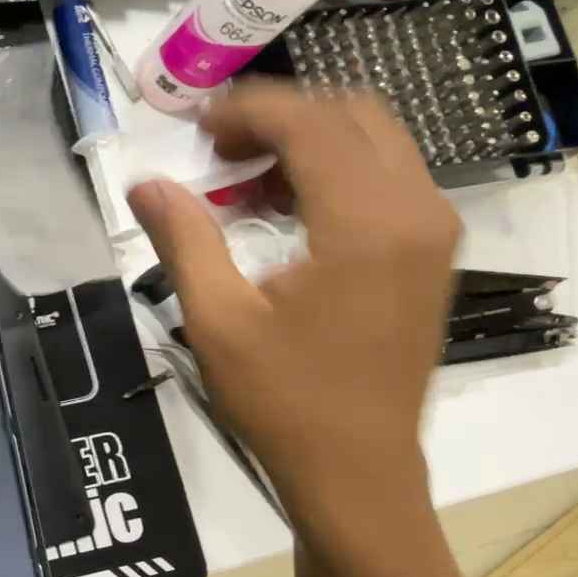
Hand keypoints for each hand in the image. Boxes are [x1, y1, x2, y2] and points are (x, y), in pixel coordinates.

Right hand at [125, 83, 461, 503]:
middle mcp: (416, 209)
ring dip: (304, 144)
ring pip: (374, 143)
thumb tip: (146, 184)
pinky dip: (329, 174)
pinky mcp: (428, 253)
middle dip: (279, 117)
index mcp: (365, 222)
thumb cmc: (281, 399)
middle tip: (212, 149)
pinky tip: (277, 212)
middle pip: (353, 116)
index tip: (191, 123)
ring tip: (235, 183)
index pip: (312, 124)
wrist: (355, 466)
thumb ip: (183, 241)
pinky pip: (384, 180)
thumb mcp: (216, 321)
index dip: (247, 110)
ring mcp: (432, 230)